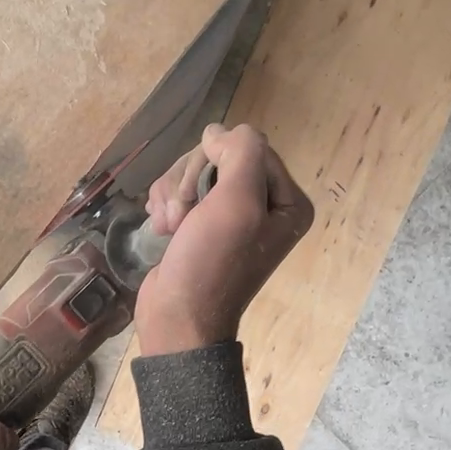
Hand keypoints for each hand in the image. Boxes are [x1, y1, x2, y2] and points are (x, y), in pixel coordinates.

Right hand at [136, 123, 312, 355]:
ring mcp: (229, 217)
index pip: (250, 147)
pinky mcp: (199, 226)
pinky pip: (179, 192)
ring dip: (173, 194)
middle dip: (190, 181)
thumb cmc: (211, 264)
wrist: (176, 318)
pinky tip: (162, 228)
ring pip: (193, 172)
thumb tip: (218, 131)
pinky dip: (165, 206)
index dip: (217, 161)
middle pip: (220, 157)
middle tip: (181, 215)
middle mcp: (264, 207)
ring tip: (169, 225)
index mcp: (288, 203)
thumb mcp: (236, 202)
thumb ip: (240, 152)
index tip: (199, 194)